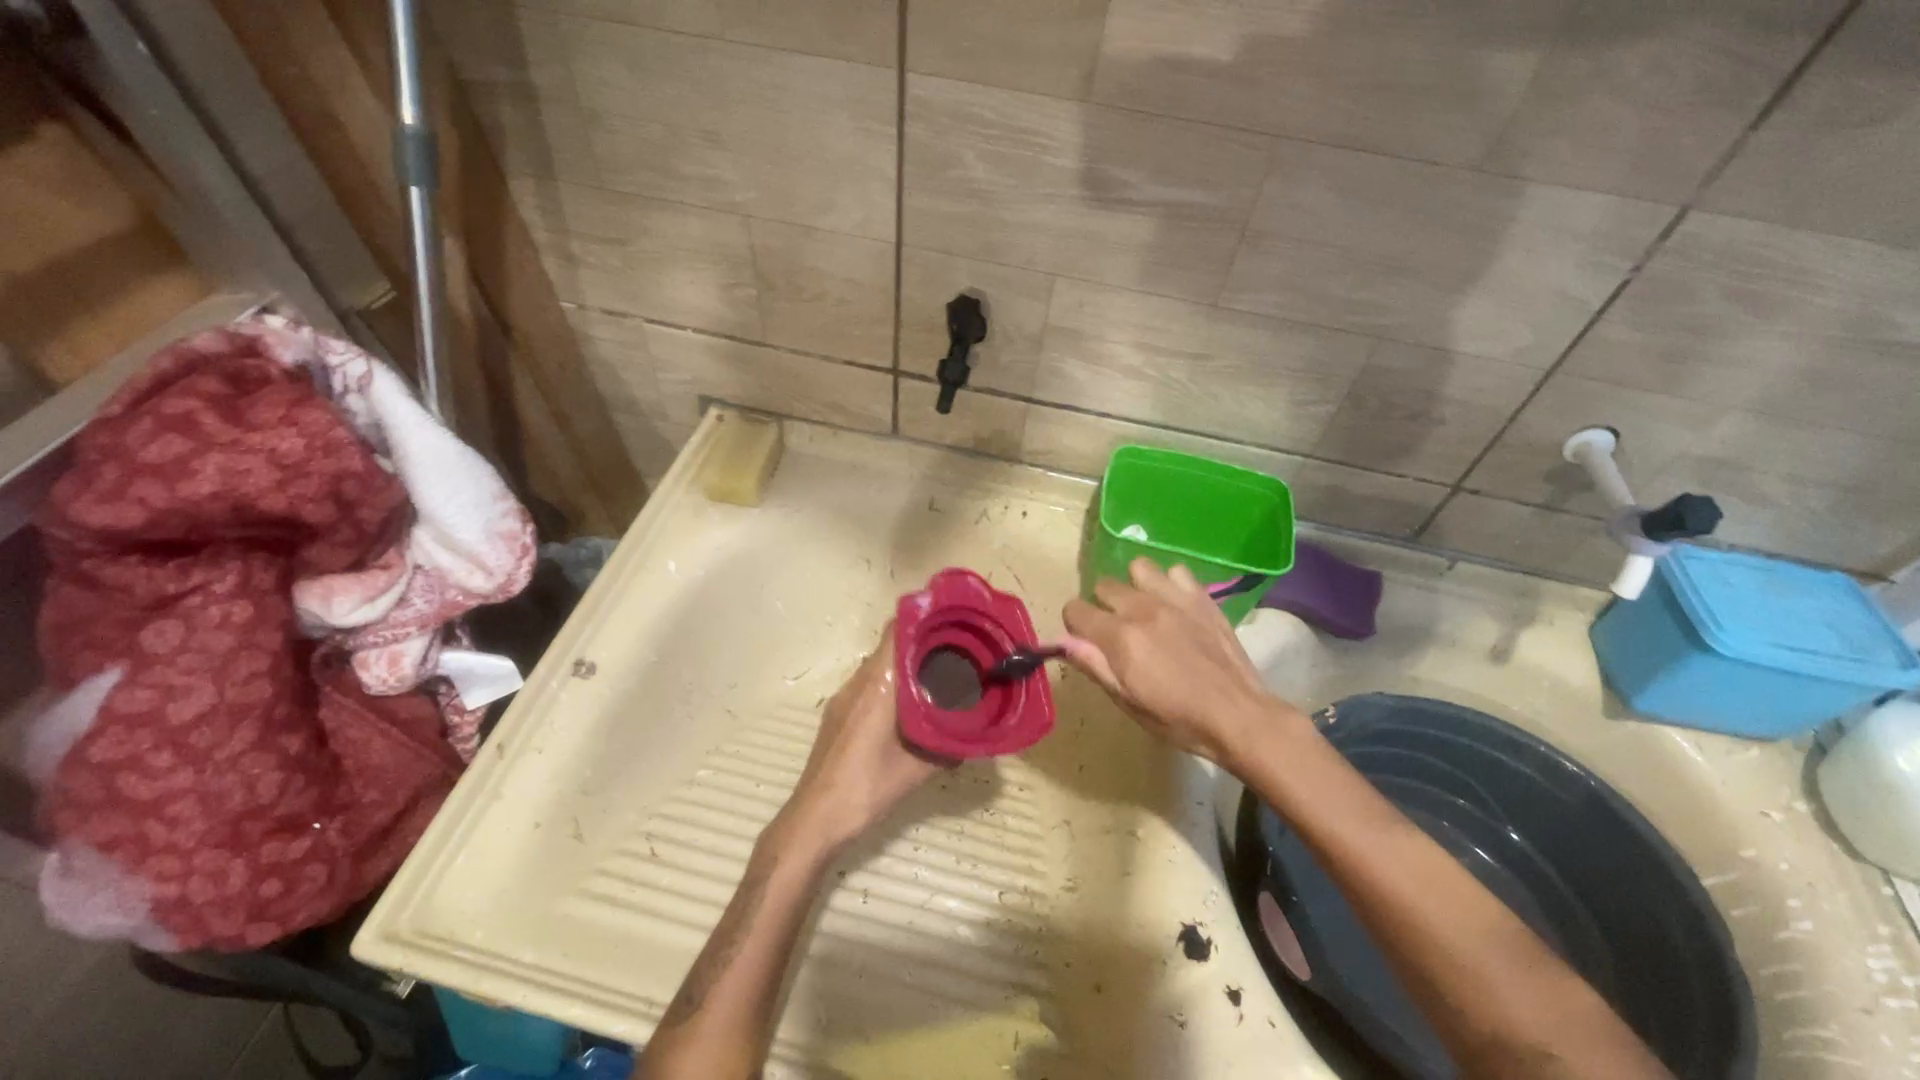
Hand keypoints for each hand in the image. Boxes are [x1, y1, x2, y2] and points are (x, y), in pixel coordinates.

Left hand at [780, 622, 943, 849]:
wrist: (816, 817)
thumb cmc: (867, 787)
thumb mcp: (919, 768)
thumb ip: (949, 747)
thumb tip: (977, 737)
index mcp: (877, 685)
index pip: (897, 631)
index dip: (925, 620)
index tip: (953, 621)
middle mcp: (857, 682)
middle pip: (890, 648)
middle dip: (923, 647)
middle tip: (958, 655)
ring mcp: (843, 699)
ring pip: (879, 668)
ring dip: (906, 670)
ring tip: (940, 682)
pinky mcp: (837, 715)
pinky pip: (868, 687)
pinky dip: (891, 688)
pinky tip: (910, 710)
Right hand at [1061, 558, 1294, 765]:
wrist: (1237, 715)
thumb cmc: (1178, 719)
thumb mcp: (1128, 701)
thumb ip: (1094, 665)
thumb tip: (1062, 642)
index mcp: (1119, 637)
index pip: (1075, 610)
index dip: (1075, 627)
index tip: (1089, 644)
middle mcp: (1142, 608)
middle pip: (1104, 586)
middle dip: (1102, 606)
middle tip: (1117, 634)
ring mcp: (1174, 598)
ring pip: (1138, 568)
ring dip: (1134, 587)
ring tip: (1144, 611)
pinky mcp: (1202, 598)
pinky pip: (1176, 571)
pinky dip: (1169, 583)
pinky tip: (1174, 606)